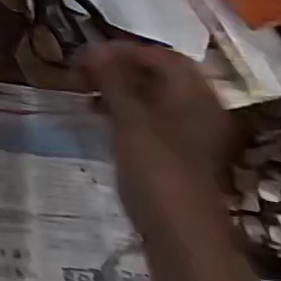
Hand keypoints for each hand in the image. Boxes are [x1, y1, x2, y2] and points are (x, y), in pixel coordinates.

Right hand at [79, 42, 237, 226]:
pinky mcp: (177, 151)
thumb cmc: (156, 170)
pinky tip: (100, 114)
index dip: (123, 49)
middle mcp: (200, 109)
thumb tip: (94, 49)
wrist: (180, 232)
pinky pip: (151, 116)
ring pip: (153, 95)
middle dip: (119, 66)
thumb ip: (113, 82)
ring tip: (84, 89)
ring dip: (119, 87)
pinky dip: (124, 108)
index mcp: (195, 98)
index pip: (161, 56)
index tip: (83, 54)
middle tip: (80, 70)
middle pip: (159, 74)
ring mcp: (190, 132)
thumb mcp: (129, 121)